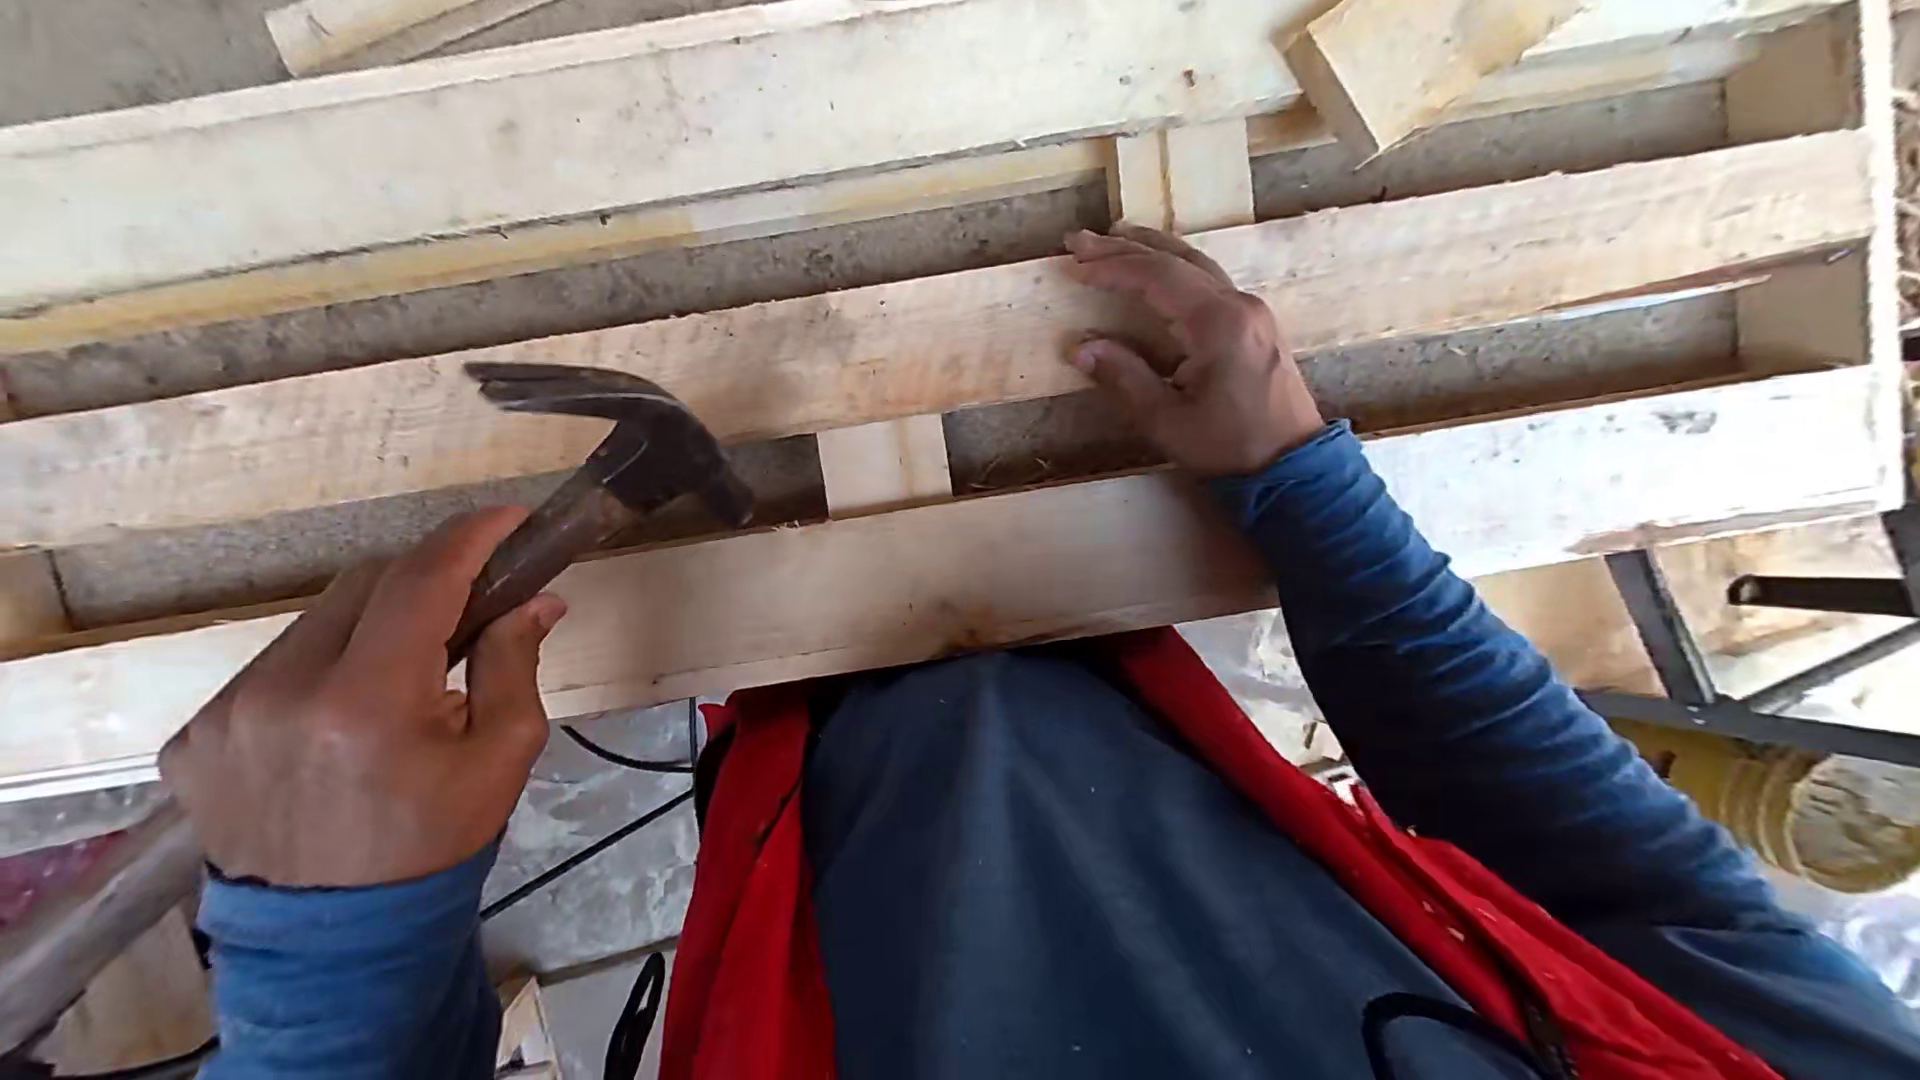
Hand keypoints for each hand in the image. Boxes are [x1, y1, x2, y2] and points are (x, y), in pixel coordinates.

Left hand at [159, 508, 566, 886]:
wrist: (338, 928)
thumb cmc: (442, 831)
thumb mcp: (507, 748)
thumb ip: (516, 662)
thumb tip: (539, 600)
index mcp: (369, 703)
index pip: (422, 583)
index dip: (470, 536)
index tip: (509, 517)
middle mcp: (282, 695)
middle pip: (367, 583)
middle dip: (431, 575)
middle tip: (477, 599)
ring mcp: (226, 714)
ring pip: (321, 616)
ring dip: (383, 616)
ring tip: (419, 659)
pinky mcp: (196, 735)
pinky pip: (283, 659)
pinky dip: (337, 655)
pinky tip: (360, 699)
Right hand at [1064, 225, 1324, 475]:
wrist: (1290, 463)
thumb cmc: (1227, 445)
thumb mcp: (1165, 419)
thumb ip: (1124, 377)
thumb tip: (1080, 348)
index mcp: (1217, 323)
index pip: (1156, 277)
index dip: (1111, 267)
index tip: (1073, 265)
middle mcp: (1238, 304)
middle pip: (1176, 259)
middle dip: (1125, 248)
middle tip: (1079, 240)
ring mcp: (1250, 311)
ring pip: (1195, 265)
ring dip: (1151, 251)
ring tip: (1114, 239)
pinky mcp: (1254, 323)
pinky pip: (1207, 281)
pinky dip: (1173, 269)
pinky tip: (1157, 271)